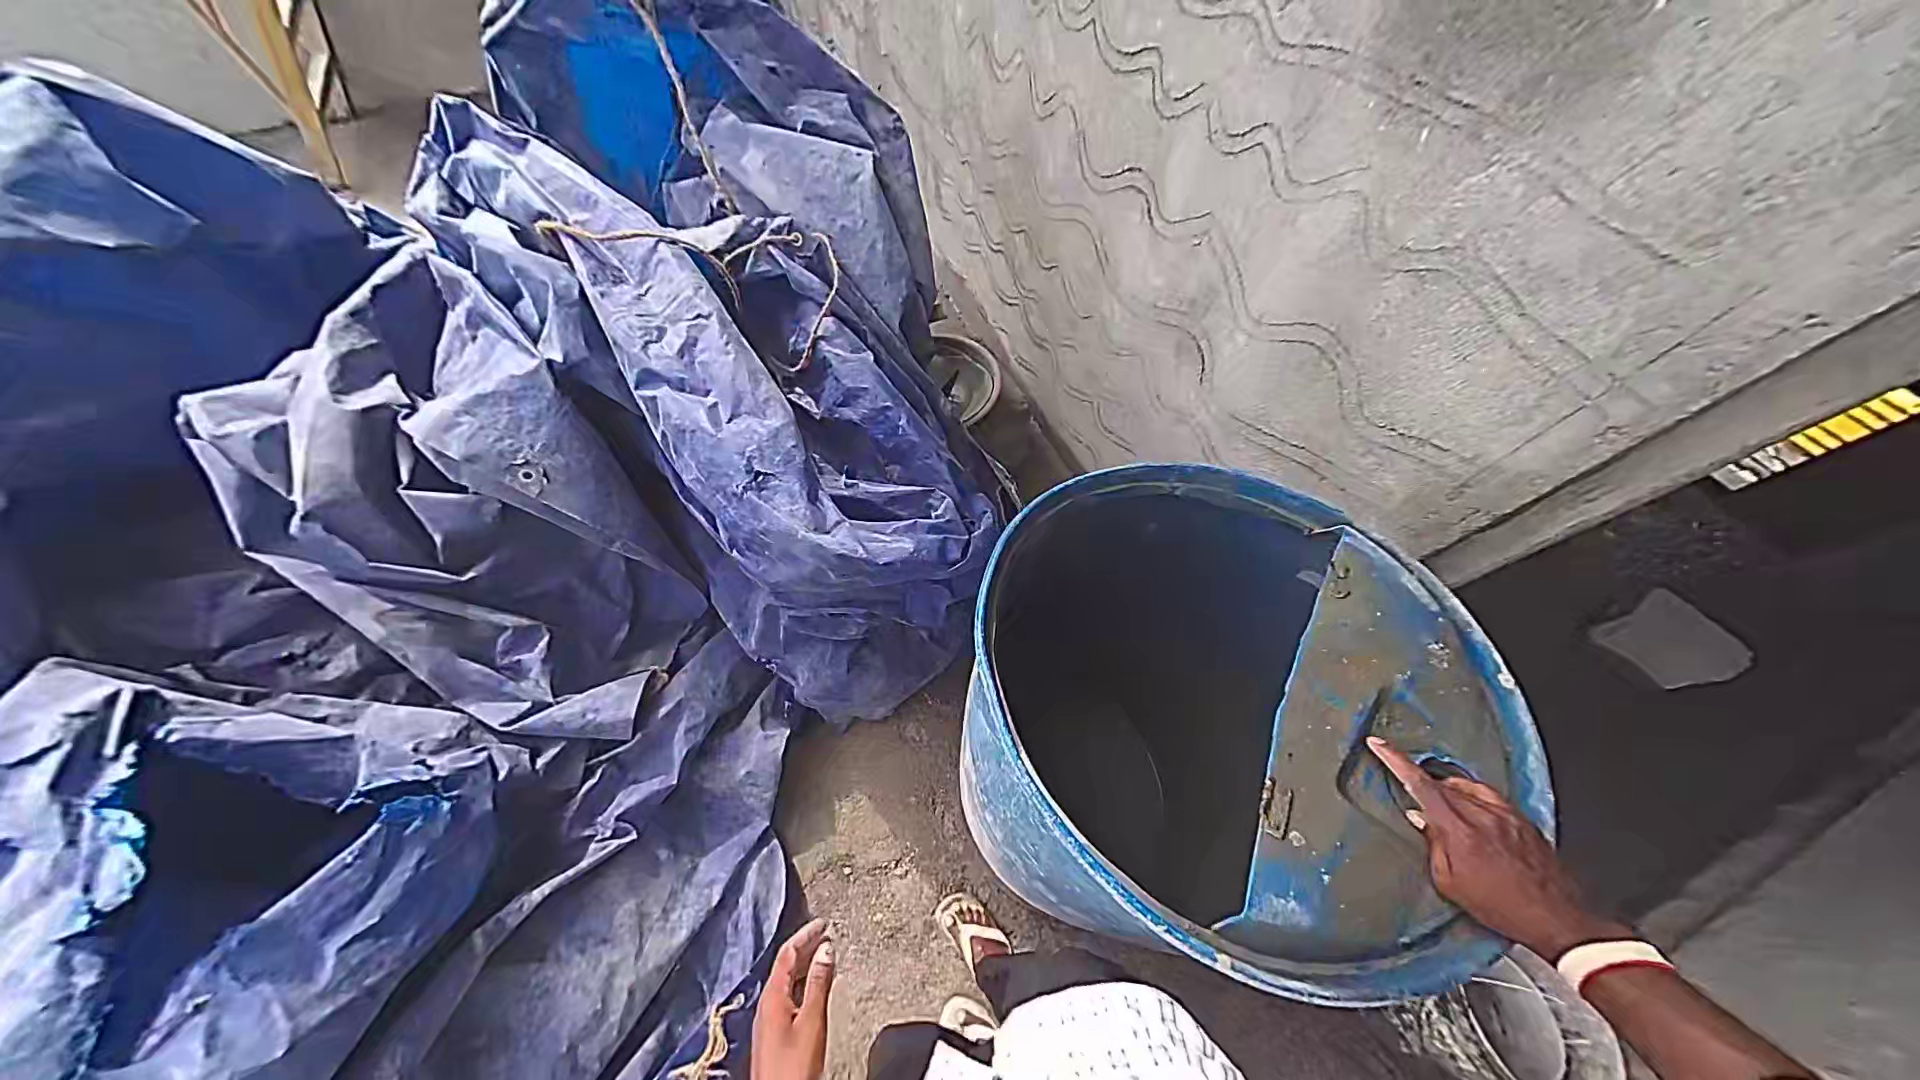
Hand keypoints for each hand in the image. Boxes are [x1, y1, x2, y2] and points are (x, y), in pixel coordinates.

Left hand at [752, 918, 835, 1079]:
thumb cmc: (794, 1065)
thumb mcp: (811, 1021)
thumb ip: (819, 983)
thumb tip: (826, 948)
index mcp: (772, 995)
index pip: (787, 953)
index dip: (805, 934)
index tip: (824, 922)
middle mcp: (767, 1003)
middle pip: (785, 965)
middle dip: (806, 947)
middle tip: (827, 934)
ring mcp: (768, 1019)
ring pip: (787, 980)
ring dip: (806, 965)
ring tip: (827, 954)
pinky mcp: (774, 1032)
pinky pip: (789, 994)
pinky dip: (804, 982)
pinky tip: (817, 986)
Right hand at [1366, 737, 1626, 957]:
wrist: (1557, 920)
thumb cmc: (1500, 907)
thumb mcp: (1449, 883)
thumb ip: (1431, 844)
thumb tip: (1419, 817)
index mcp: (1459, 830)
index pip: (1420, 784)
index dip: (1395, 760)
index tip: (1379, 744)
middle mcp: (1482, 815)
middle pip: (1441, 784)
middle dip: (1422, 785)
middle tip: (1415, 800)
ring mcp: (1506, 815)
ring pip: (1465, 786)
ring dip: (1447, 790)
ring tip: (1443, 805)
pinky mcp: (1523, 820)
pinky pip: (1489, 794)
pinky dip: (1473, 794)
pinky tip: (1471, 806)